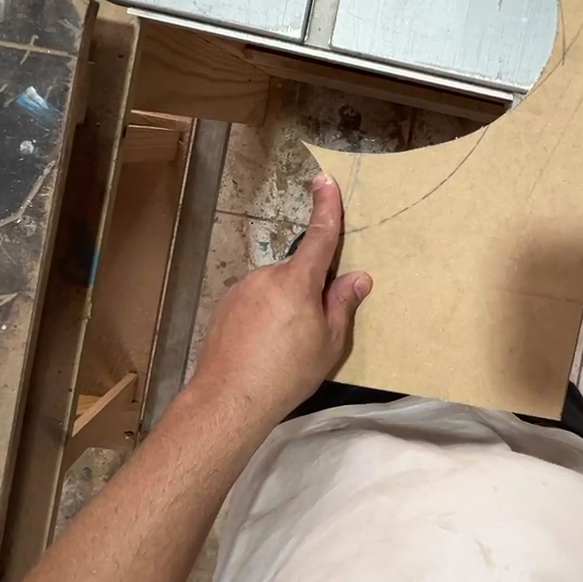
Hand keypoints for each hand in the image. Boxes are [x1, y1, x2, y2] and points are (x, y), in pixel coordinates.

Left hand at [190, 173, 371, 420]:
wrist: (228, 400)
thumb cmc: (287, 372)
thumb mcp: (329, 342)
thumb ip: (342, 304)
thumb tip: (358, 277)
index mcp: (297, 280)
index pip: (319, 236)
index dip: (326, 207)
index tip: (325, 181)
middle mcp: (267, 275)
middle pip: (297, 271)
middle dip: (308, 290)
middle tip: (312, 329)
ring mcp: (242, 289)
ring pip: (275, 287)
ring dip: (284, 305)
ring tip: (283, 346)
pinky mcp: (225, 306)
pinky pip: (255, 301)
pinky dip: (264, 315)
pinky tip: (262, 346)